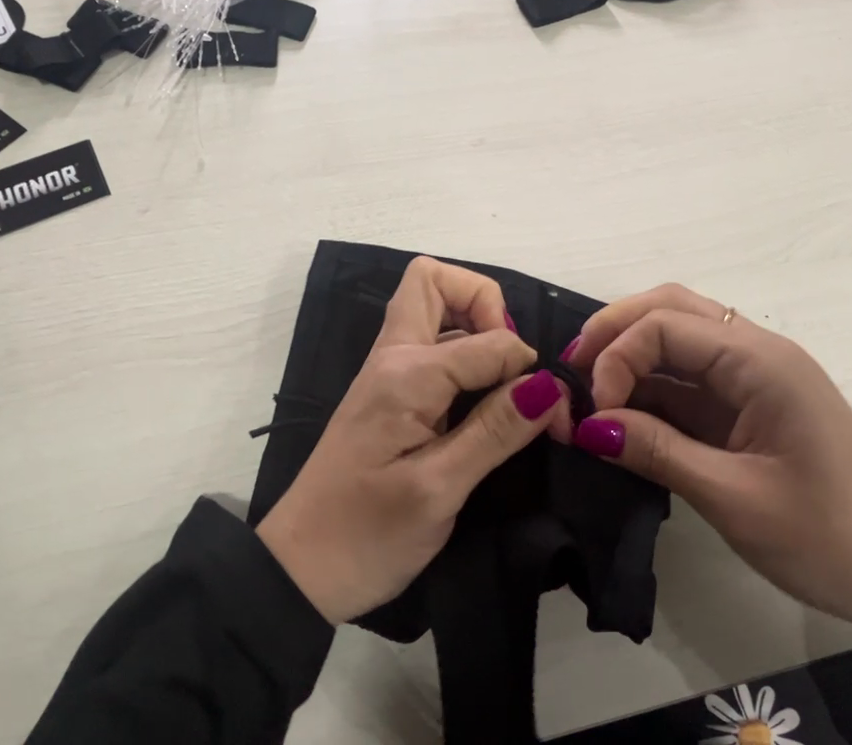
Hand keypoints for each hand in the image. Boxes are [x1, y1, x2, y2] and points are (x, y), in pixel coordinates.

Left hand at [256, 257, 568, 623]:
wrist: (300, 570)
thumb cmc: (366, 535)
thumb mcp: (439, 490)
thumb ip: (494, 432)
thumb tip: (547, 386)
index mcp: (405, 375)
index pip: (487, 338)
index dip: (528, 368)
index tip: (552, 415)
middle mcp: (392, 358)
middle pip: (433, 281)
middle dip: (485, 304)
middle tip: (511, 364)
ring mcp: (387, 375)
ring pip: (432, 312)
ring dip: (476, 328)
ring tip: (507, 385)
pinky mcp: (390, 397)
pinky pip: (432, 349)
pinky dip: (465, 356)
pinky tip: (485, 401)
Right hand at [559, 285, 851, 676]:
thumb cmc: (829, 539)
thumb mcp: (733, 497)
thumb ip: (656, 452)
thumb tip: (585, 424)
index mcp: (762, 361)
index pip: (665, 324)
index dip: (615, 356)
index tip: (590, 413)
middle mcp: (759, 353)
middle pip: (671, 310)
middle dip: (614, 333)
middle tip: (571, 375)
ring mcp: (757, 379)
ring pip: (680, 339)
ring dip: (630, 356)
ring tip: (586, 393)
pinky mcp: (753, 407)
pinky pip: (692, 378)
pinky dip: (652, 387)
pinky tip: (622, 413)